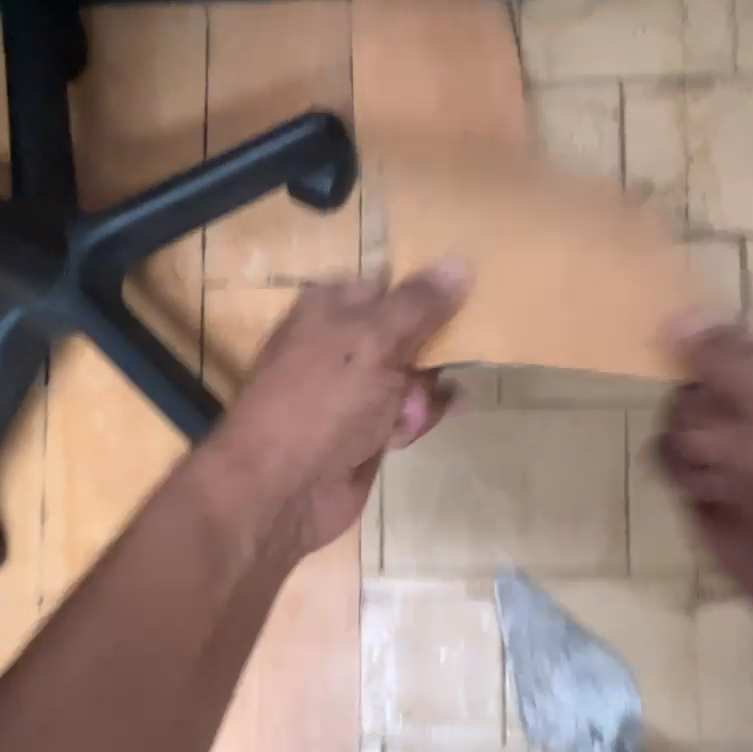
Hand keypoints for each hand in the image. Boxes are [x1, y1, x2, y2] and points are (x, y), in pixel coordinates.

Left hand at [211, 262, 471, 554]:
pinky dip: (418, 418)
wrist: (283, 489)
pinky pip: (408, 412)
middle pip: (409, 331)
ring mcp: (355, 390)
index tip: (469, 296)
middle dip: (434, 348)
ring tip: (414, 411)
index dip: (428, 290)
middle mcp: (342, 343)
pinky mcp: (368, 430)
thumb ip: (419, 304)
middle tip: (448, 361)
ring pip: (414, 375)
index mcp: (332, 306)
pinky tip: (415, 429)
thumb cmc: (322, 400)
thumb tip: (460, 262)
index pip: (391, 283)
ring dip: (427, 390)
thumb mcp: (373, 341)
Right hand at [655, 322, 752, 586]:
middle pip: (688, 379)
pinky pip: (662, 452)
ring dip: (694, 451)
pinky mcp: (696, 471)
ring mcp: (721, 436)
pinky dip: (682, 474)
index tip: (696, 371)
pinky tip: (710, 492)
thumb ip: (719, 358)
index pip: (722, 337)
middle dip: (702, 416)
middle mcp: (748, 397)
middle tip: (731, 443)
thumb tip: (677, 314)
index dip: (704, 353)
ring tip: (727, 477)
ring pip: (672, 416)